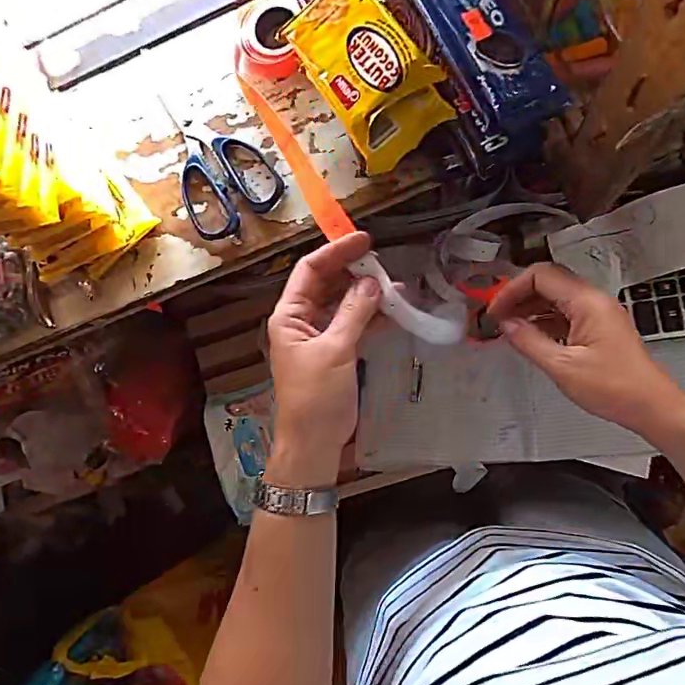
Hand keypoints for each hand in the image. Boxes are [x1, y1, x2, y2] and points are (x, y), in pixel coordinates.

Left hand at [266, 231, 381, 485]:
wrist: (313, 444)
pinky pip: (353, 325)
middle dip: (354, 272)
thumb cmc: (316, 398)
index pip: (310, 271)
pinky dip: (371, 318)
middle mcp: (301, 321)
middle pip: (327, 284)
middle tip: (384, 263)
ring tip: (396, 287)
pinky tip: (393, 312)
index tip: (364, 239)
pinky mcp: (335, 353)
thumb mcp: (336, 351)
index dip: (336, 252)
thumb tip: (372, 282)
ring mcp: (319, 337)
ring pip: (343, 304)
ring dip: (367, 295)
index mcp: (289, 316)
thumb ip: (354, 313)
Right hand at [488, 263, 684, 433]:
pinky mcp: (600, 327)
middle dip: (519, 296)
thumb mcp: (562, 367)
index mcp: (587, 302)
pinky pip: (567, 314)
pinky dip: (546, 320)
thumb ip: (529, 342)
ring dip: (531, 308)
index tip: (495, 310)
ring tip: (509, 327)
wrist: (650, 405)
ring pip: (557, 298)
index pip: (541, 276)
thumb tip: (506, 325)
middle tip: (498, 317)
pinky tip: (531, 336)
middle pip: (549, 282)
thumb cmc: (615, 388)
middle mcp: (594, 301)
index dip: (512, 289)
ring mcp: (599, 313)